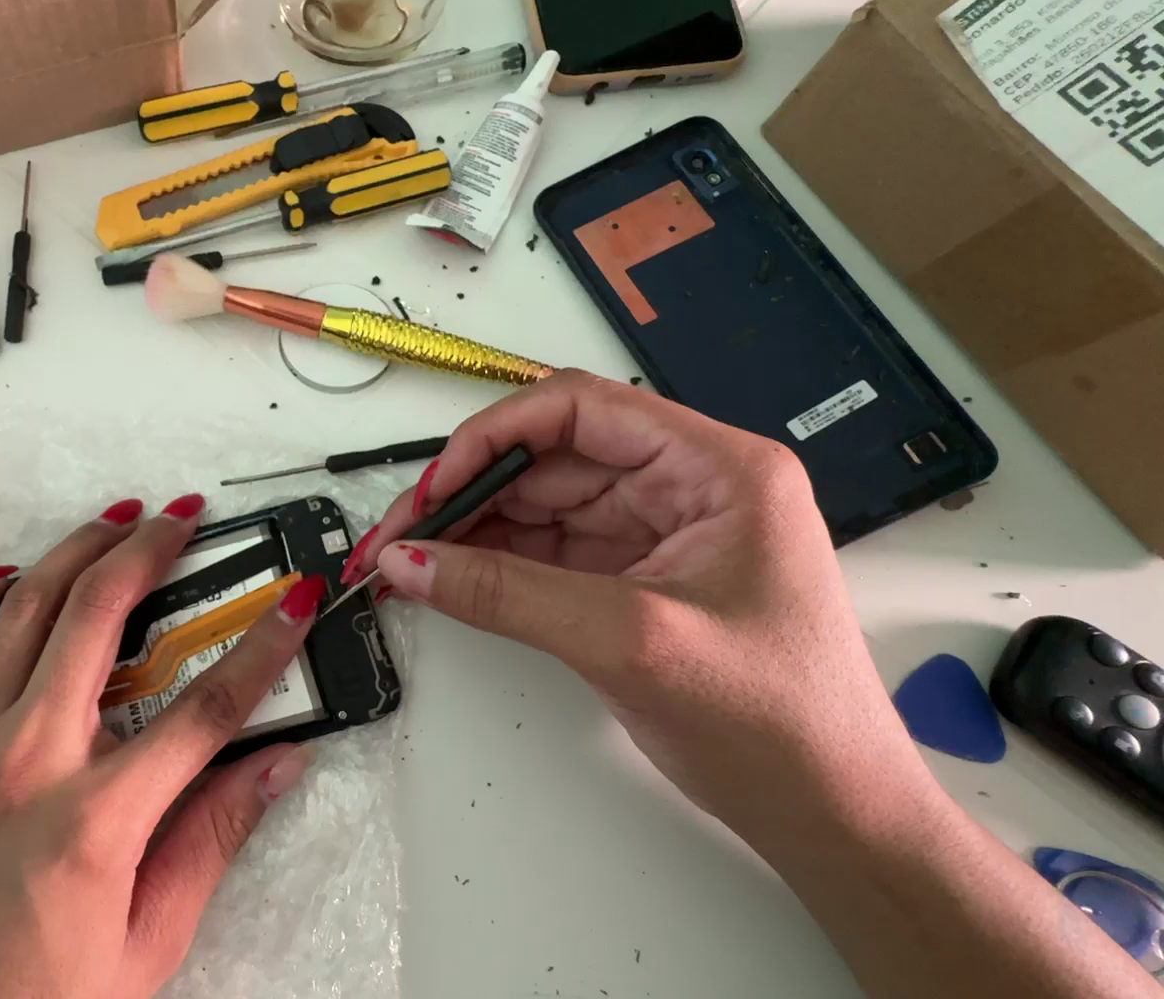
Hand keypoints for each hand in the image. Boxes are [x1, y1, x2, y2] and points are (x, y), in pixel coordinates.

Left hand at [0, 495, 323, 998]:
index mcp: (96, 819)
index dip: (263, 648)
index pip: (206, 709)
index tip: (294, 600)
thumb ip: (212, 841)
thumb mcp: (147, 943)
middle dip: (152, 552)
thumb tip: (277, 765)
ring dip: (71, 551)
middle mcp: (26, 761)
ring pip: (22, 611)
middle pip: (101, 617)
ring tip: (113, 521)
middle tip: (184, 517)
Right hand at [348, 370, 921, 836]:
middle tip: (397, 538)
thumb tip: (404, 562)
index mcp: (712, 467)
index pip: (579, 409)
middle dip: (464, 493)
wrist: (827, 815)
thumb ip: (508, 594)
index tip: (433, 491)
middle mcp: (678, 484)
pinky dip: (486, 562)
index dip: (493, 438)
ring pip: (532, 505)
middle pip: (544, 459)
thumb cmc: (771, 722)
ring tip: (404, 561)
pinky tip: (443, 577)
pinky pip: (538, 550)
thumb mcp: (630, 642)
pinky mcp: (623, 576)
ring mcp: (648, 531)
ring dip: (465, 530)